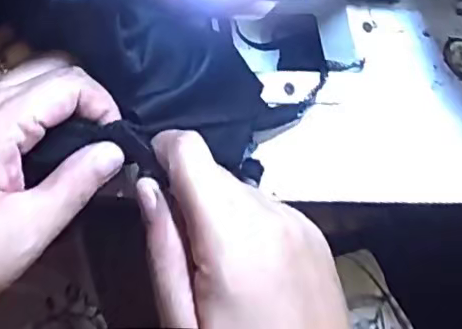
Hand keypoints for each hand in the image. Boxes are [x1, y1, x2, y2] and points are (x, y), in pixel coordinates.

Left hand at [0, 30, 126, 328]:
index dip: (103, 103)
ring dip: (55, 71)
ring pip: (22, 57)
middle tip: (101, 129)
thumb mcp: (28, 233)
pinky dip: (2, 50)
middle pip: (52, 63)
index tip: (115, 138)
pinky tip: (16, 43)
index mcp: (1, 121)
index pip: (71, 83)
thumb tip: (116, 148)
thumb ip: (78, 182)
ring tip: (76, 106)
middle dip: (86, 88)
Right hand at [137, 129, 346, 328]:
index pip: (190, 149)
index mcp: (232, 233)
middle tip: (179, 251)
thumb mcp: (183, 324)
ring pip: (241, 190)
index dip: (163, 151)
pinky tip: (247, 276)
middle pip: (215, 172)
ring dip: (220, 213)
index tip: (148, 168)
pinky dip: (249, 226)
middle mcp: (270, 213)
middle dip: (190, 195)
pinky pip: (268, 210)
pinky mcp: (314, 234)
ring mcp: (298, 221)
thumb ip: (163, 249)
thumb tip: (147, 189)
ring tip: (215, 275)